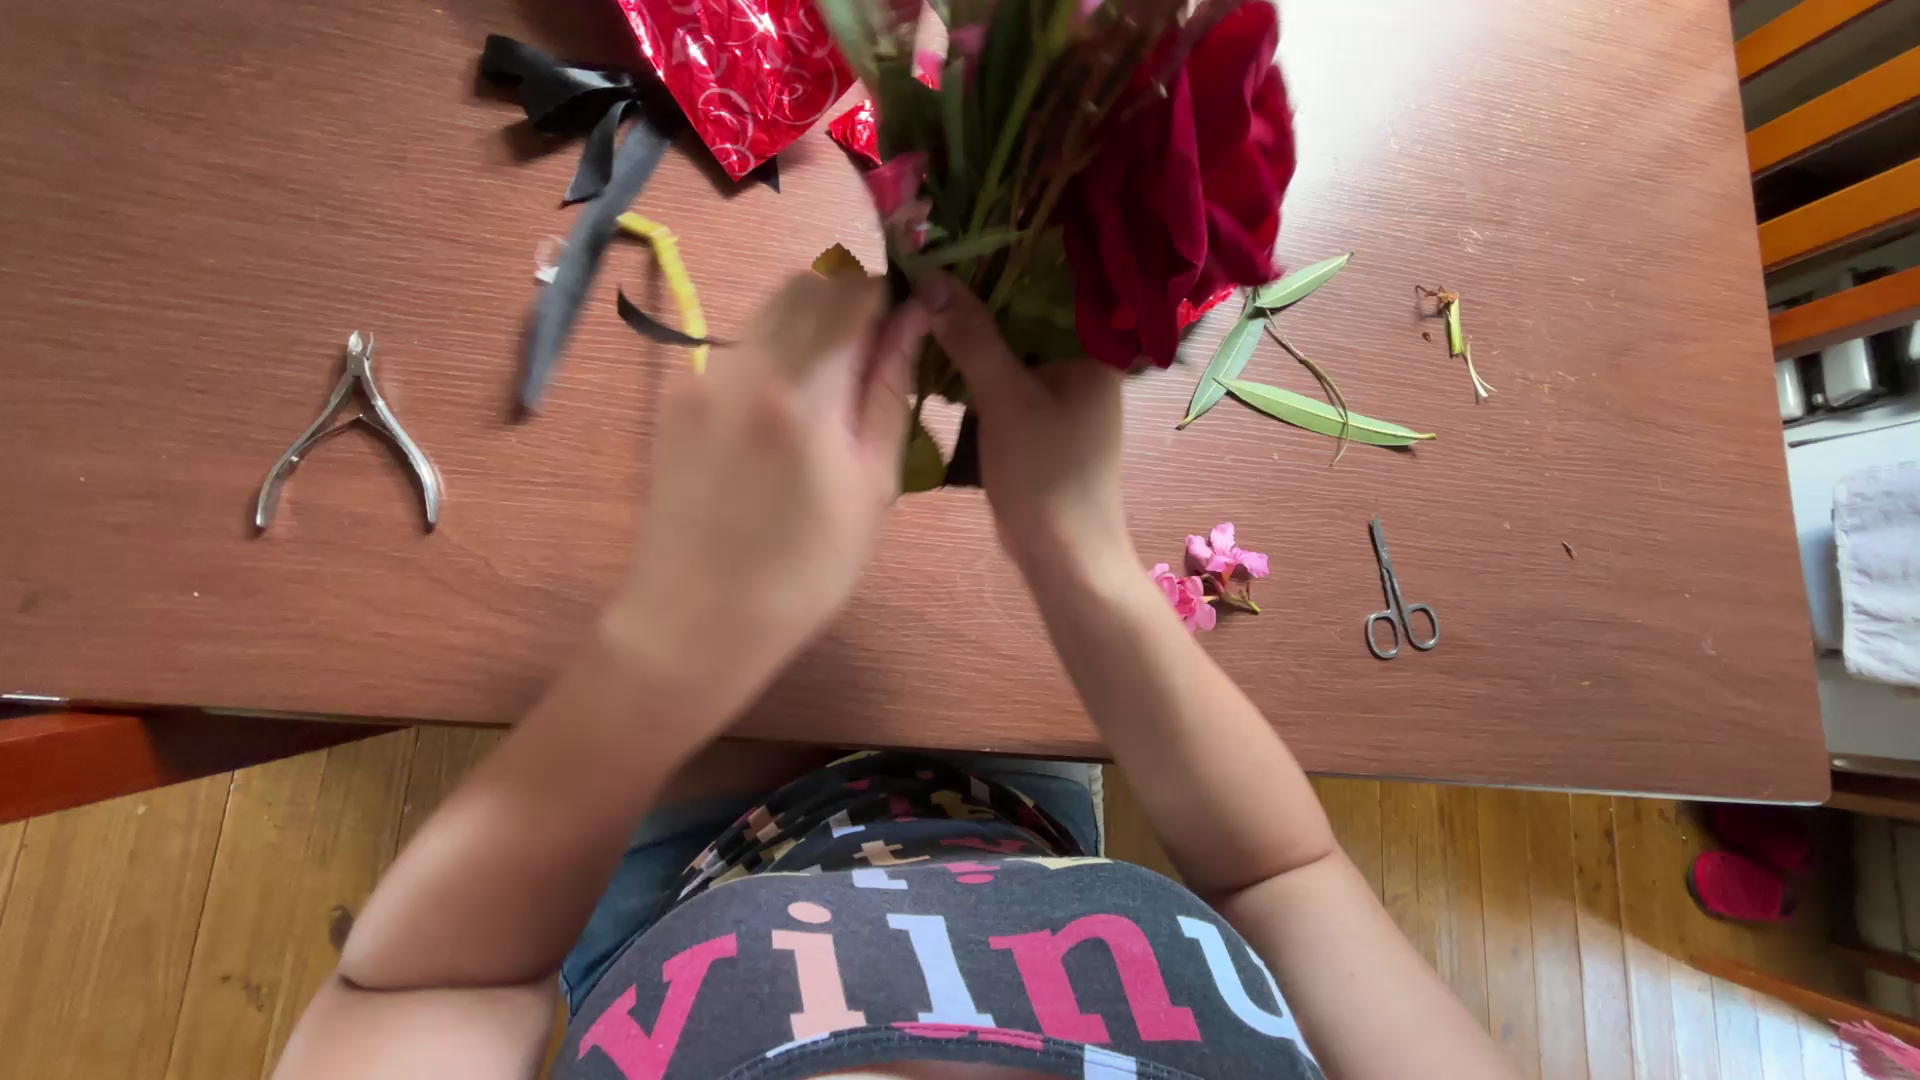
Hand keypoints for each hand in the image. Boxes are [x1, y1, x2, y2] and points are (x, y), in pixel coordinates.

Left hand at [602, 274, 927, 715]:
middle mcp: (743, 364)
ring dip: (807, 330)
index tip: (903, 329)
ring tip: (824, 399)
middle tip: (867, 364)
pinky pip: (736, 351)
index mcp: (802, 390)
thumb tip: (910, 323)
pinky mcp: (677, 399)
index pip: (852, 289)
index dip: (887, 297)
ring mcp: (700, 378)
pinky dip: (771, 361)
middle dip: (846, 305)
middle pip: (803, 285)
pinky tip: (779, 424)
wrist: (699, 618)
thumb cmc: (807, 570)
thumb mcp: (871, 487)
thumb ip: (889, 392)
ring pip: (766, 313)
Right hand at [919, 272, 1134, 581]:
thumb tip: (930, 277)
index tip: (954, 235)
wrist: (1062, 554)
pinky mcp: (1041, 418)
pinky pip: (1008, 376)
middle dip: (979, 295)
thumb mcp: (1006, 400)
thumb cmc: (1045, 476)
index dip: (1002, 257)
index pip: (1049, 284)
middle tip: (928, 264)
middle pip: (1026, 314)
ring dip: (974, 330)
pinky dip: (979, 366)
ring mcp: (1062, 392)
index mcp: (1093, 349)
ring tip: (926, 294)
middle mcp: (1083, 362)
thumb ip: (972, 338)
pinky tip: (942, 347)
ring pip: (1013, 346)